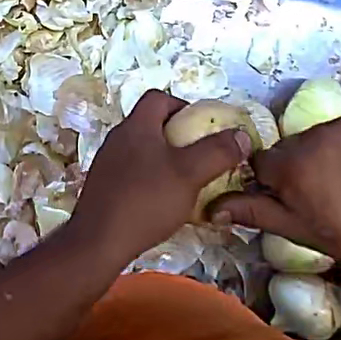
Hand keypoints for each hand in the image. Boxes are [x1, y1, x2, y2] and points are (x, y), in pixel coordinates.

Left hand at [65, 90, 249, 264]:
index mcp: (137, 125)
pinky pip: (132, 171)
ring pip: (142, 149)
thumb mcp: (190, 174)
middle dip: (178, 136)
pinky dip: (150, 178)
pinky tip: (162, 202)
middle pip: (151, 123)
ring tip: (185, 181)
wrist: (99, 242)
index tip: (202, 128)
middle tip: (199, 157)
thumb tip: (241, 135)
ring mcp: (108, 161)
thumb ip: (217, 152)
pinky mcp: (104, 185)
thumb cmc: (146, 200)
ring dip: (165, 159)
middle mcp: (118, 137)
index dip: (183, 106)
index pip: (159, 98)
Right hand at [206, 112, 340, 268]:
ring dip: (320, 153)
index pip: (262, 163)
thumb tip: (213, 206)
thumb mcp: (299, 230)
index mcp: (292, 165)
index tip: (293, 199)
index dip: (274, 183)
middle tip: (322, 194)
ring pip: (314, 136)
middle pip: (288, 147)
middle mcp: (312, 136)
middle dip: (296, 167)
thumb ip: (255, 212)